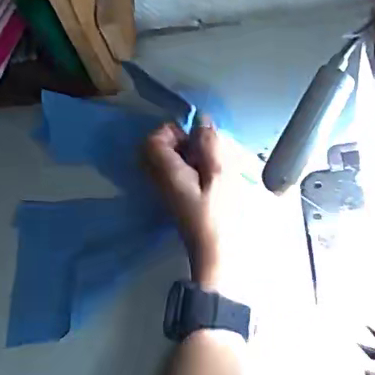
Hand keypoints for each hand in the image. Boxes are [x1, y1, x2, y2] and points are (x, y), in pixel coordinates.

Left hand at [142, 118, 244, 292]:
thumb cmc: (218, 215)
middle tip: (203, 153)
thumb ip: (210, 146)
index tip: (199, 142)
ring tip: (208, 167)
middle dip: (179, 143)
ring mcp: (164, 191)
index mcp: (166, 170)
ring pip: (165, 161)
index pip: (154, 138)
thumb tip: (202, 121)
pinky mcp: (174, 200)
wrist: (214, 253)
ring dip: (186, 157)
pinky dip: (187, 170)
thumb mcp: (219, 176)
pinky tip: (206, 181)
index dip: (175, 132)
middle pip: (156, 148)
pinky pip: (173, 174)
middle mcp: (159, 178)